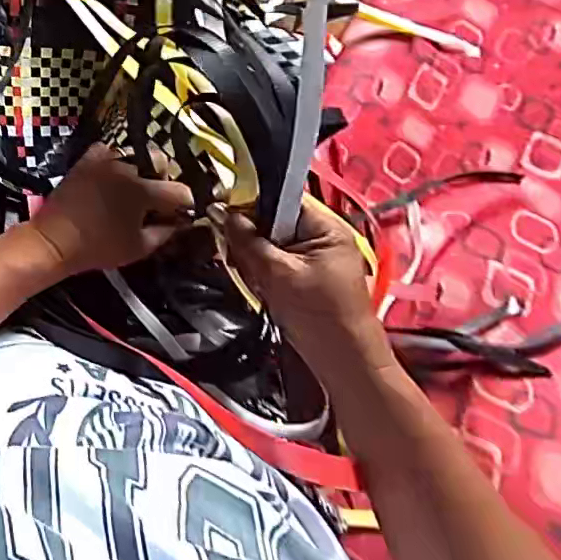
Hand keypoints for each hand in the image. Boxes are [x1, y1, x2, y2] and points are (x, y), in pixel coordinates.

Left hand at [29, 144, 193, 274]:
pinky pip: (107, 150)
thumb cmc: (98, 247)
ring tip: (133, 188)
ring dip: (140, 169)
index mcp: (144, 190)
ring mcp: (105, 160)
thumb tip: (180, 223)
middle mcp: (127, 167)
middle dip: (164, 179)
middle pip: (160, 162)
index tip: (179, 215)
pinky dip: (113, 159)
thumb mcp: (140, 247)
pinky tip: (112, 175)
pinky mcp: (86, 160)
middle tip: (155, 200)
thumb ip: (166, 232)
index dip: (184, 205)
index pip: (180, 190)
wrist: (54, 239)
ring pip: (135, 153)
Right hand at [216, 196, 393, 382]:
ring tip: (251, 274)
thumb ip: (246, 239)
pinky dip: (258, 267)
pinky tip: (256, 282)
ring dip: (251, 254)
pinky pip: (270, 257)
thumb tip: (218, 210)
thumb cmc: (318, 314)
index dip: (250, 199)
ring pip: (266, 239)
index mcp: (325, 226)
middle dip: (249, 234)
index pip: (281, 197)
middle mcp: (319, 234)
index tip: (222, 210)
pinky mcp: (300, 272)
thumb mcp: (277, 272)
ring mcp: (310, 254)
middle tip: (237, 253)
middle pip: (270, 218)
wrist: (342, 362)